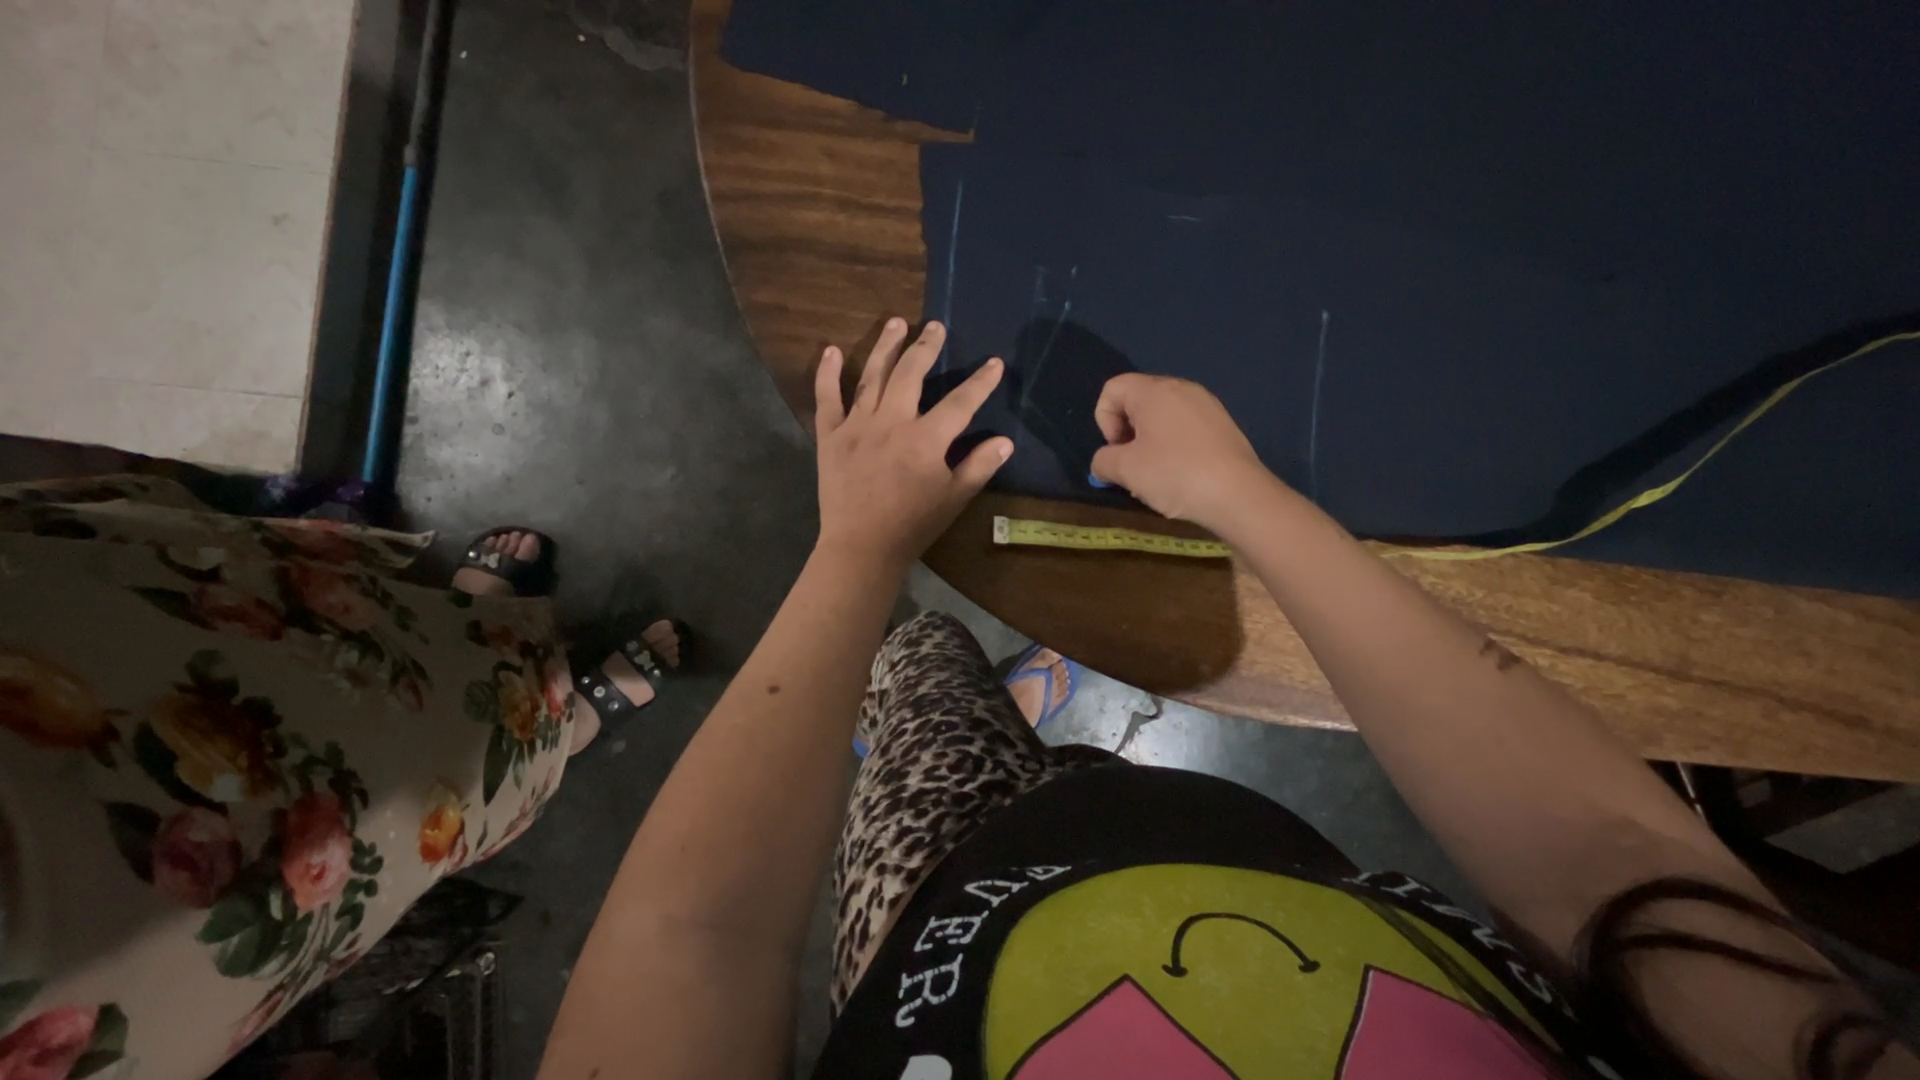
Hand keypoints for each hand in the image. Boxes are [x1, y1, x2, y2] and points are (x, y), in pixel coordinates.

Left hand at [814, 319, 1012, 572]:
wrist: (862, 546)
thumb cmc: (913, 525)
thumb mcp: (954, 498)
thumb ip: (979, 466)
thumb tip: (1005, 442)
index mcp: (925, 439)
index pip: (960, 402)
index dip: (980, 382)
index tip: (994, 363)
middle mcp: (891, 422)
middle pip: (911, 374)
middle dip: (926, 347)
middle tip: (935, 327)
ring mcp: (857, 426)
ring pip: (872, 376)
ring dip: (885, 346)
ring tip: (896, 322)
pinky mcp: (831, 436)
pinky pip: (828, 399)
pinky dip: (828, 373)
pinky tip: (833, 351)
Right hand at [1089, 373, 1278, 528]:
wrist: (1238, 495)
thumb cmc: (1175, 474)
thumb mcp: (1125, 470)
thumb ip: (1102, 461)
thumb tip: (1103, 463)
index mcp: (1154, 391)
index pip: (1112, 389)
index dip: (1104, 420)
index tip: (1116, 450)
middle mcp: (1182, 388)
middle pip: (1138, 400)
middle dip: (1126, 432)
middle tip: (1132, 464)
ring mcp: (1206, 405)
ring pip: (1162, 415)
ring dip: (1149, 441)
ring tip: (1155, 473)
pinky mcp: (1223, 424)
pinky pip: (1185, 426)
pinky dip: (1173, 445)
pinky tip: (1181, 474)